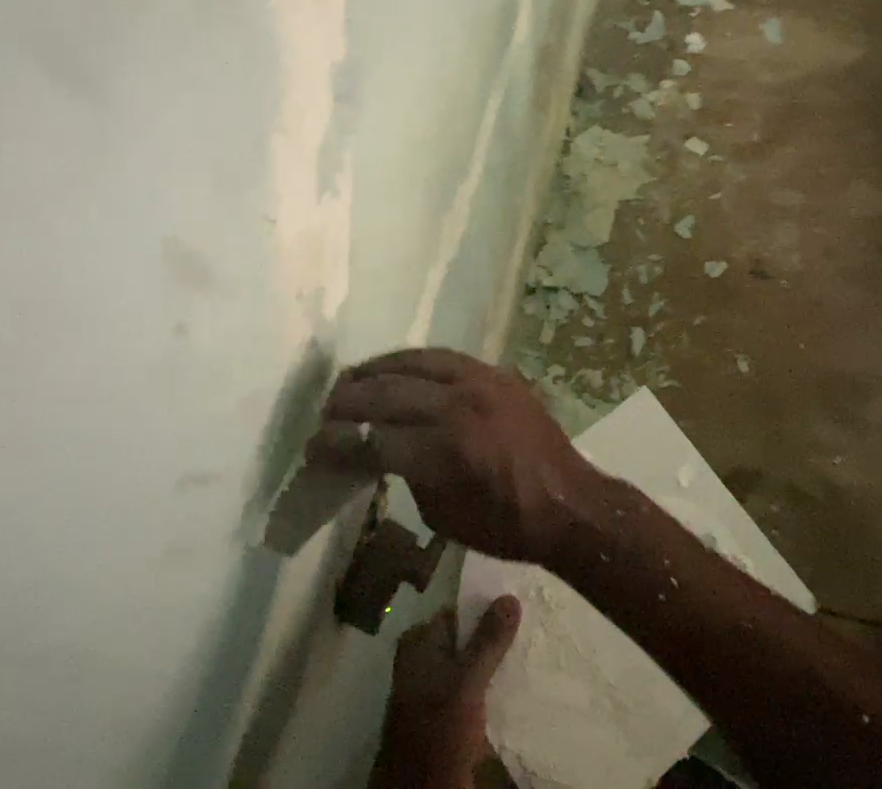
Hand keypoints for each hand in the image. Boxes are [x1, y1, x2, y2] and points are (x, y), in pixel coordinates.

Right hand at [310, 348, 596, 562]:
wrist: (569, 504)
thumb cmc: (504, 524)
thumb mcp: (441, 514)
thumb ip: (404, 474)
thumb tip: (376, 450)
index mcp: (444, 450)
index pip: (373, 440)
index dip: (336, 445)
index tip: (312, 449)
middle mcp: (458, 406)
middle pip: (385, 394)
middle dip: (347, 403)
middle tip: (325, 414)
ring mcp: (479, 382)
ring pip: (411, 363)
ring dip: (374, 372)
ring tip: (350, 381)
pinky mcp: (494, 373)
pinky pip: (441, 357)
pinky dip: (409, 362)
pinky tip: (392, 369)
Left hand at [371, 597, 521, 788]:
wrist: (421, 788)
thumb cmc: (438, 725)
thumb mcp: (466, 680)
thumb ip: (487, 640)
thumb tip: (509, 597)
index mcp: (419, 643)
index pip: (457, 614)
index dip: (487, 610)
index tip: (522, 607)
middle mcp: (423, 661)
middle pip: (466, 641)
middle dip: (497, 639)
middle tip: (535, 633)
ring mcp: (435, 691)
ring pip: (473, 668)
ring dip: (498, 667)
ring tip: (535, 658)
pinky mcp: (447, 717)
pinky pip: (474, 694)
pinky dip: (494, 692)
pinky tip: (521, 691)